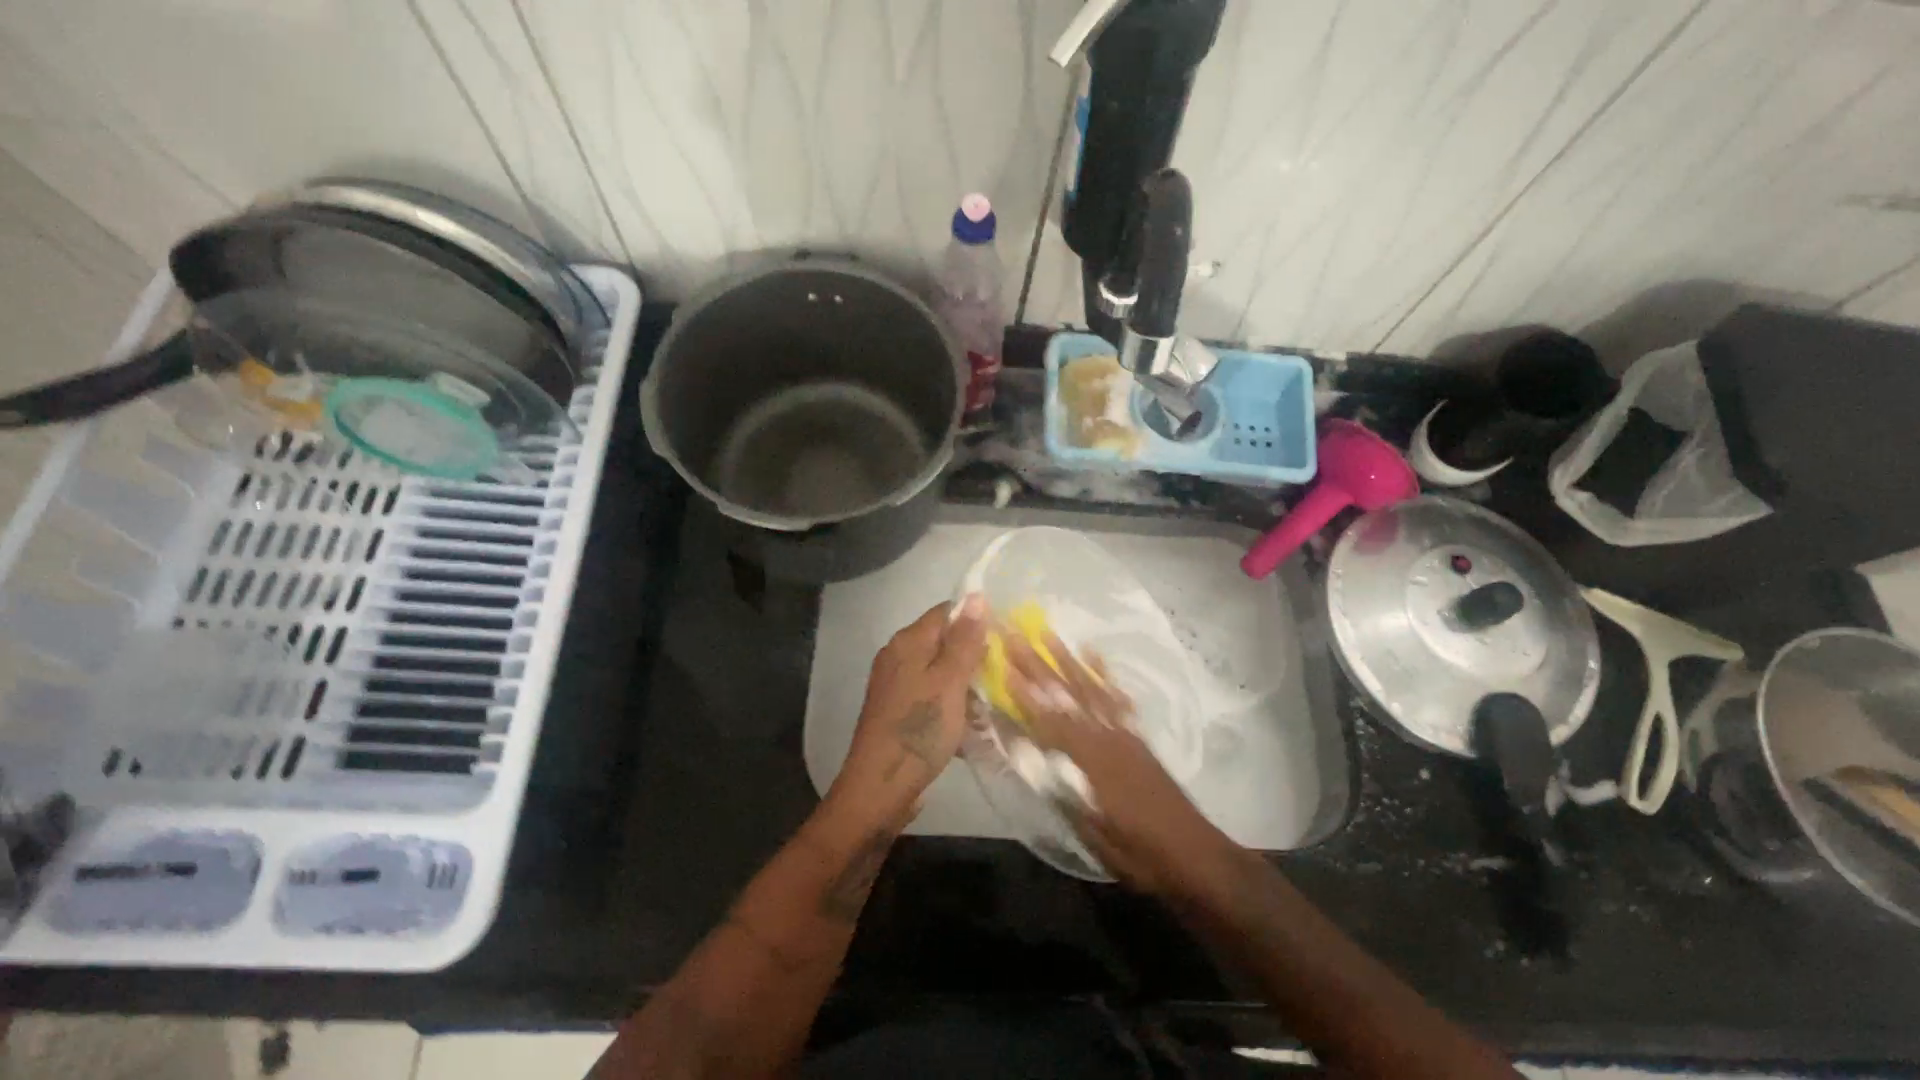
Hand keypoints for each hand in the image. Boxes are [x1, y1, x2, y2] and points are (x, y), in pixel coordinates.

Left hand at [827, 597, 988, 829]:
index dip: (978, 621)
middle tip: (1010, 675)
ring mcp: (898, 689)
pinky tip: (976, 728)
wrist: (880, 789)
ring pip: (943, 676)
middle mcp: (898, 658)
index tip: (1008, 640)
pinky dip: (955, 710)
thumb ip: (964, 641)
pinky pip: (935, 701)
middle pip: (945, 644)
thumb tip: (976, 597)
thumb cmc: (918, 730)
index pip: (947, 613)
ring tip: (1000, 703)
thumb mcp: (949, 682)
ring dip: (969, 688)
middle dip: (977, 658)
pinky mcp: (902, 715)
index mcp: (907, 643)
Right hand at [1006, 636, 1236, 896]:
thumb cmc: (1136, 849)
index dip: (1022, 694)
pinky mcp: (1136, 738)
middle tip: (1013, 634)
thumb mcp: (1090, 828)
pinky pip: (1117, 700)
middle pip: (1066, 695)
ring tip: (1046, 633)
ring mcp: (1123, 735)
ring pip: (1090, 690)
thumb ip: (1060, 788)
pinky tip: (1092, 656)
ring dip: (1066, 661)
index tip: (998, 665)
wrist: (1192, 855)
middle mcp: (1106, 738)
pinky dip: (1104, 675)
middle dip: (1036, 665)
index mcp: (1090, 761)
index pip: (1048, 720)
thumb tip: (1028, 755)